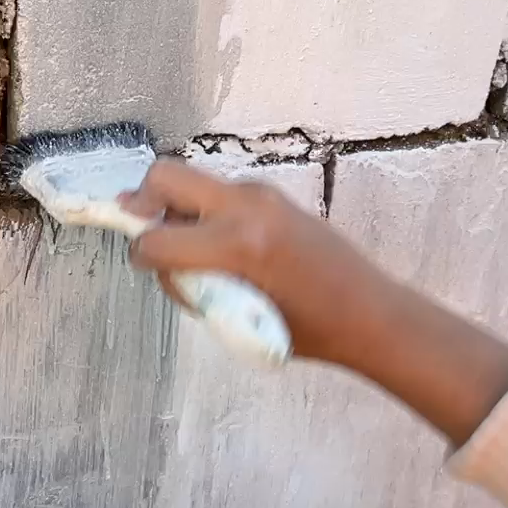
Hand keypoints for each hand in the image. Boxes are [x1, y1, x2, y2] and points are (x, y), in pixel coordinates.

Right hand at [118, 158, 390, 365]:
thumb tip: (153, 255)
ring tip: (188, 246)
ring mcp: (259, 193)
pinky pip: (218, 193)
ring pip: (191, 181)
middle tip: (134, 222)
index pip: (157, 238)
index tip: (140, 263)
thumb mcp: (235, 317)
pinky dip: (204, 211)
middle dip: (140, 199)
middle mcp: (245, 206)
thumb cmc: (308, 331)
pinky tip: (219, 244)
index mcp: (237, 244)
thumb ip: (189, 280)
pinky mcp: (269, 193)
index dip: (139, 254)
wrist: (373, 314)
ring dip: (175, 206)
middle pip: (165, 175)